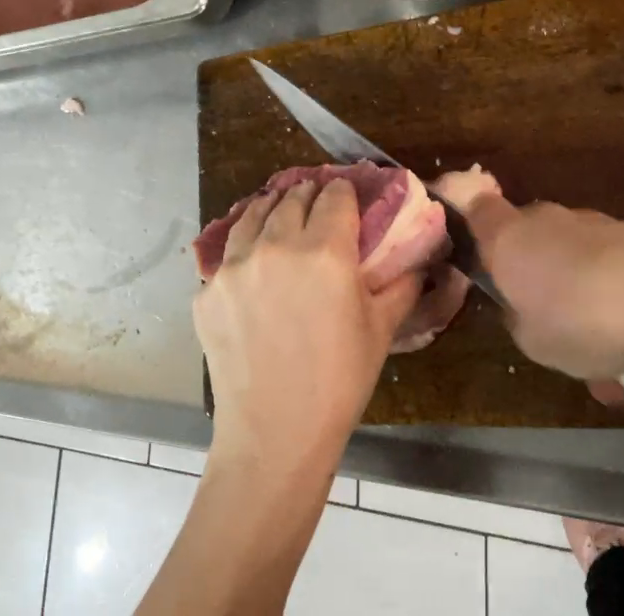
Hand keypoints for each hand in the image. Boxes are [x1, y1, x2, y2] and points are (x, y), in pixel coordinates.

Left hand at [195, 179, 421, 474]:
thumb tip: (417, 256)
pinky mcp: (207, 290)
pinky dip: (244, 250)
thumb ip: (401, 283)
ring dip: (271, 210)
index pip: (335, 196)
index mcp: (325, 251)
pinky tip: (252, 264)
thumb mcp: (381, 329)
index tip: (348, 197)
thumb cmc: (339, 382)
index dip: (345, 192)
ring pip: (252, 215)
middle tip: (317, 206)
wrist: (274, 431)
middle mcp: (276, 246)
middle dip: (308, 196)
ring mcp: (234, 267)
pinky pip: (227, 256)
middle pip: (291, 198)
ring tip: (279, 215)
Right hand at [433, 173, 623, 379]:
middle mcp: (547, 220)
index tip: (481, 262)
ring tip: (606, 349)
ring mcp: (597, 223)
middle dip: (536, 274)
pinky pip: (615, 269)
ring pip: (575, 257)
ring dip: (582, 292)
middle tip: (548, 320)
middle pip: (529, 238)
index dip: (474, 232)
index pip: (475, 212)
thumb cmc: (583, 320)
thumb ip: (520, 320)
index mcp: (506, 238)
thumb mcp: (533, 343)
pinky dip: (620, 298)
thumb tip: (528, 310)